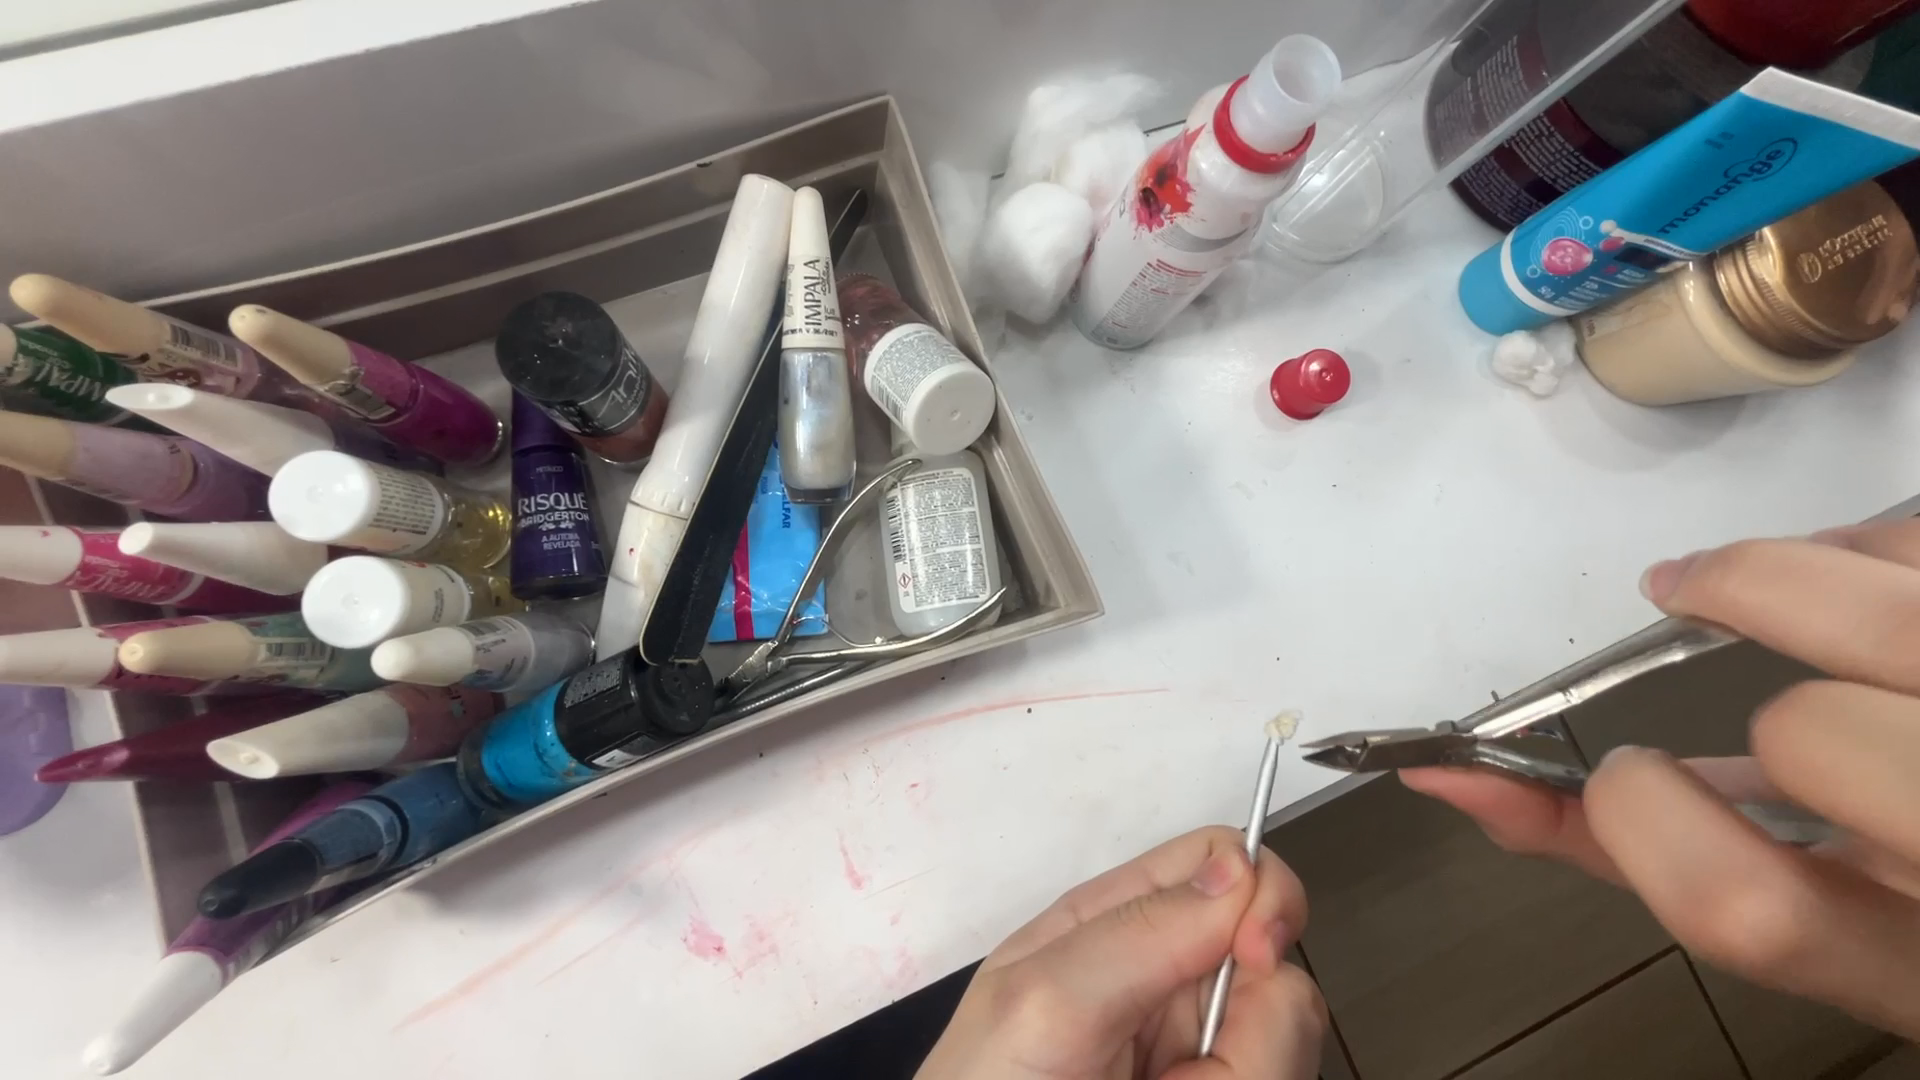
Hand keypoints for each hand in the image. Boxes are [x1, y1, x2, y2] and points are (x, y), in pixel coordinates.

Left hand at [917, 826, 1323, 1079]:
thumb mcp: (1047, 999)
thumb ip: (1139, 932)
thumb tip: (1240, 868)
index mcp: (1118, 920)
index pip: (1217, 861)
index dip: (1259, 890)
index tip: (1255, 953)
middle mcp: (1168, 973)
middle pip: (1272, 957)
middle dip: (1259, 1020)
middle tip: (1193, 1074)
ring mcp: (1197, 1041)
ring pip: (1285, 1034)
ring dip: (1242, 1072)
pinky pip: (1275, 1078)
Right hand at [1402, 522, 1919, 1037]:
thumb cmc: (1884, 880)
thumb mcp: (1757, 891)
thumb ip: (1597, 841)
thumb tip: (1445, 772)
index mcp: (1911, 963)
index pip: (1738, 902)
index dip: (1640, 813)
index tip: (1623, 763)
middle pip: (1814, 740)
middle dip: (1745, 676)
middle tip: (1701, 611)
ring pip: (1901, 626)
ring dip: (1797, 572)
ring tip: (1779, 578)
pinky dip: (1876, 546)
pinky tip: (1869, 574)